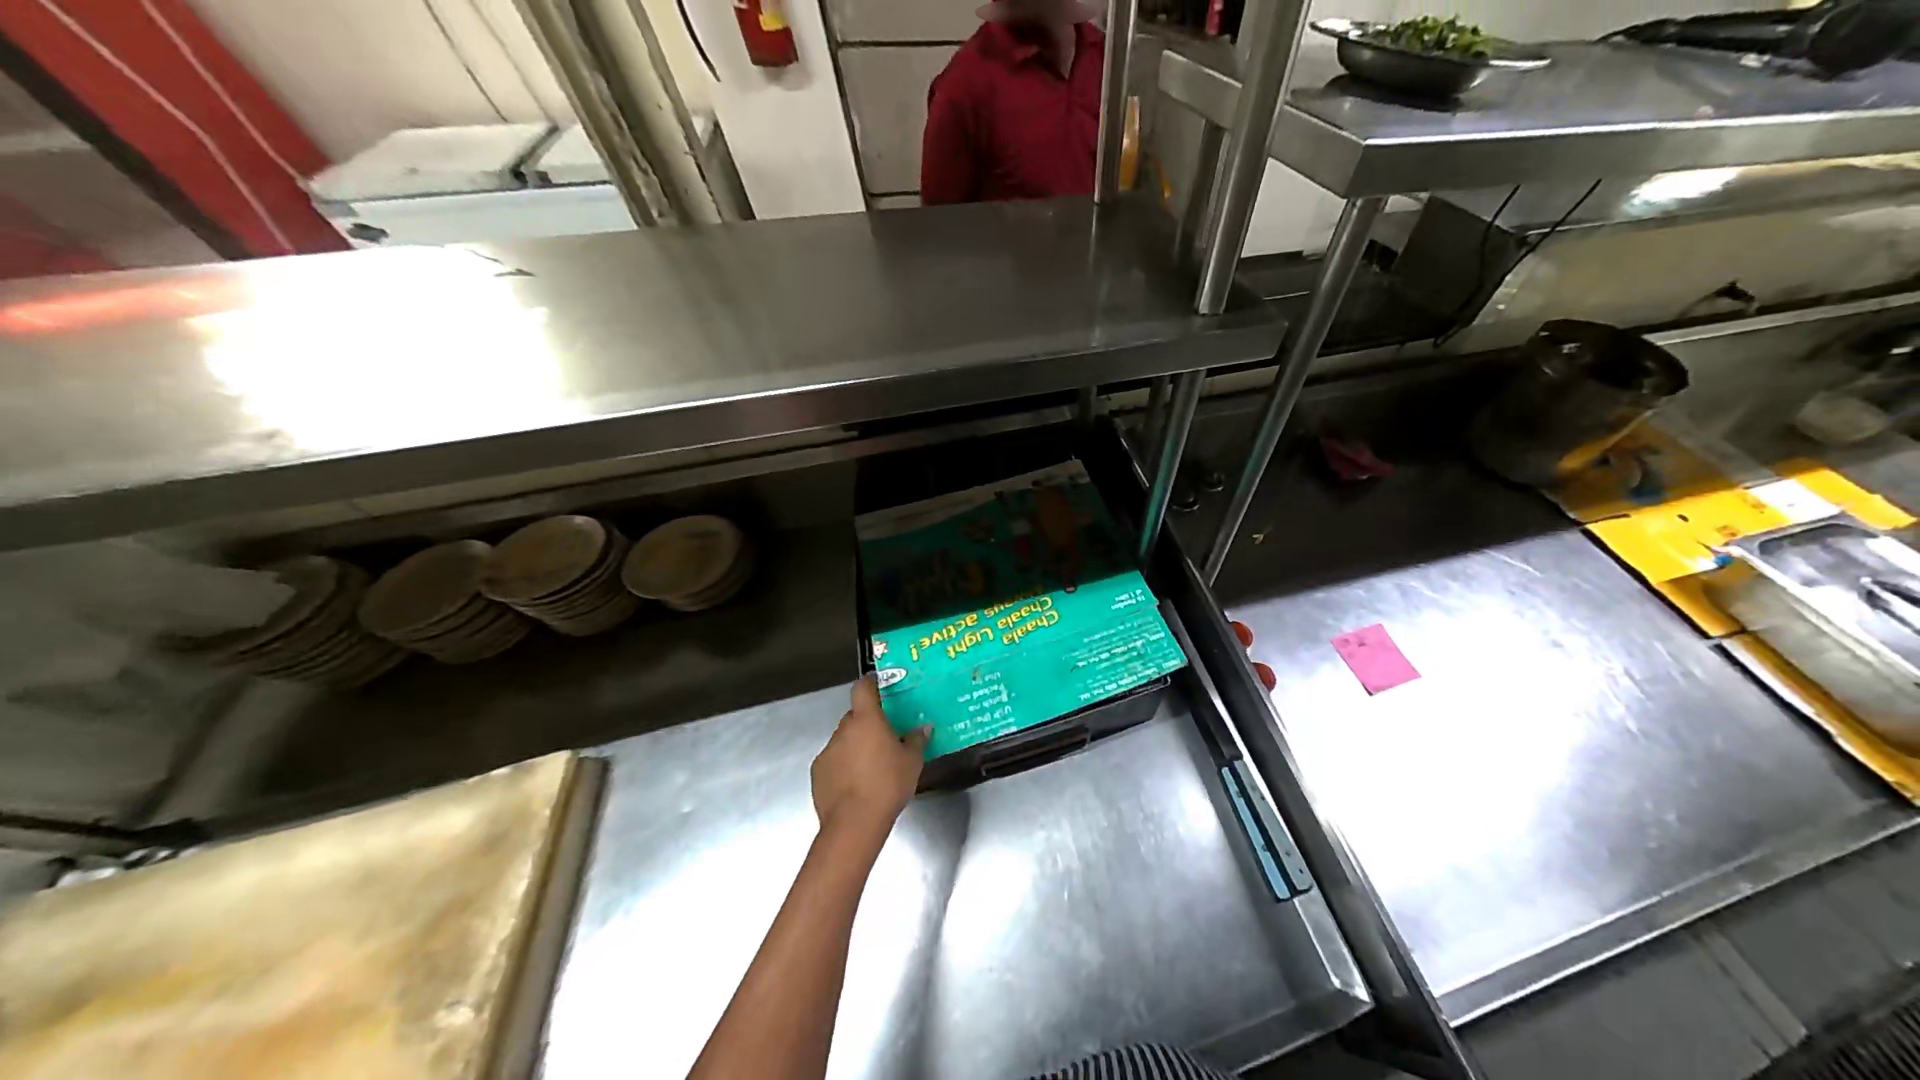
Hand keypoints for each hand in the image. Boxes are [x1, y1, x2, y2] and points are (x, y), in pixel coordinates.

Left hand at [811, 676, 929, 836]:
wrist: (854, 822)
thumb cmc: (888, 785)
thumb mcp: (912, 762)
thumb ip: (917, 741)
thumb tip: (923, 728)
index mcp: (867, 720)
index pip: (863, 688)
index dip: (870, 683)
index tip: (878, 684)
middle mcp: (844, 729)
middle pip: (855, 717)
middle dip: (867, 724)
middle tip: (884, 738)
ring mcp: (828, 750)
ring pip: (844, 740)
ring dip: (855, 746)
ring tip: (871, 767)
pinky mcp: (817, 771)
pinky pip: (833, 760)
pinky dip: (843, 766)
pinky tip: (855, 784)